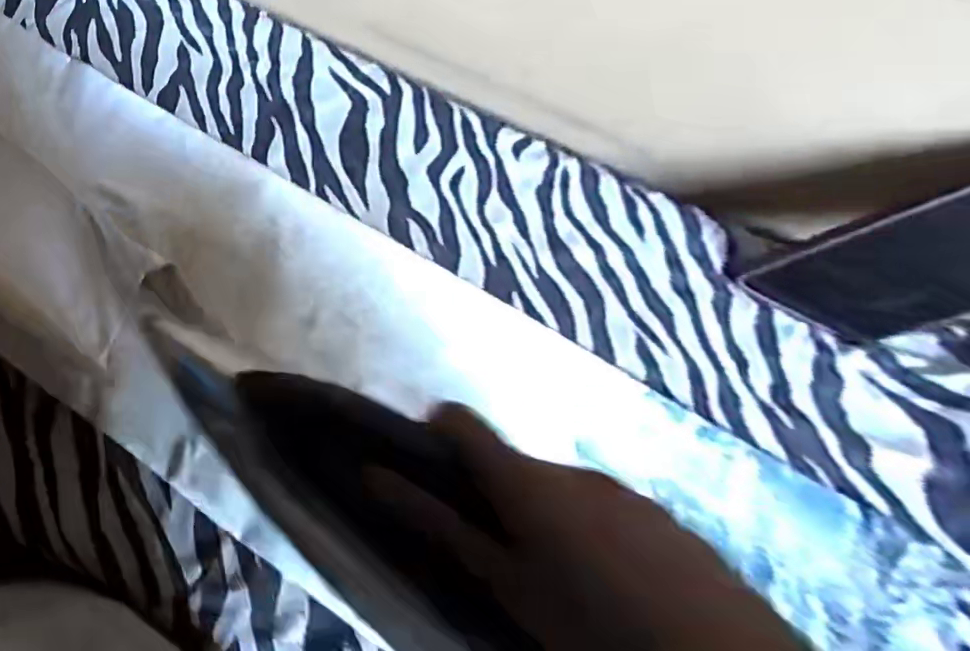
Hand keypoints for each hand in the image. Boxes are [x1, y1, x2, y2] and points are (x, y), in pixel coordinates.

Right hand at [366, 404, 802, 650]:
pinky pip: (613, 511)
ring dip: (551, 515)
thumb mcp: (508, 584)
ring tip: (569, 577)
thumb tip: (370, 473)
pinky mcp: (675, 523)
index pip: (457, 418)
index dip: (436, 431)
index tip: (431, 467)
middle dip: (499, 492)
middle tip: (504, 550)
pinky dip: (599, 534)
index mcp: (523, 477)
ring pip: (564, 489)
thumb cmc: (597, 628)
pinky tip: (622, 588)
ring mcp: (628, 493)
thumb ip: (439, 524)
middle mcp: (570, 468)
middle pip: (513, 461)